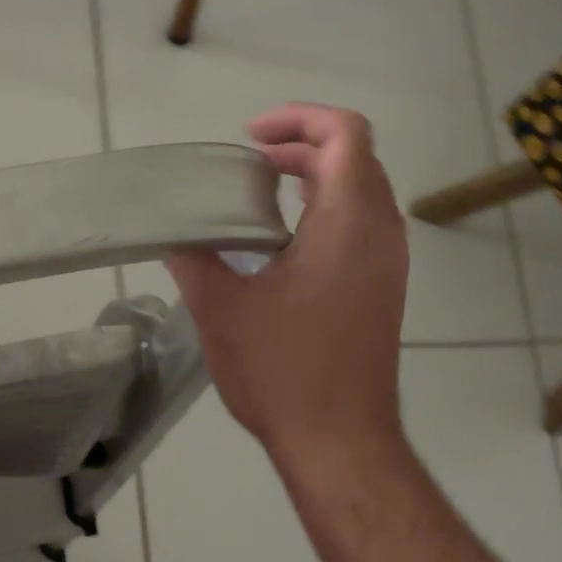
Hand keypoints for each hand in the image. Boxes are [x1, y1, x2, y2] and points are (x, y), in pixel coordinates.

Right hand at [167, 103, 408, 456]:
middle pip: (355, 156)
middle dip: (300, 145)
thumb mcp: (222, 309)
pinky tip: (279, 240)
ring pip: (362, 189)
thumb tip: (173, 233)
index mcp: (346, 225)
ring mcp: (387, 263)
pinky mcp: (382, 288)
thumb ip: (194, 258)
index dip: (298, 119)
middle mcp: (379, 234)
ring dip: (314, 176)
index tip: (250, 139)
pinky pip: (361, 222)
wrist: (341, 442)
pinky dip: (324, 207)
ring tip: (259, 193)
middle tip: (247, 165)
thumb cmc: (283, 372)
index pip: (345, 134)